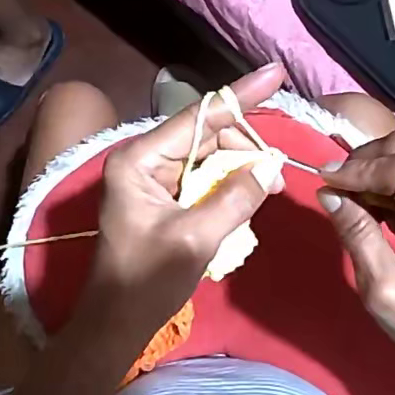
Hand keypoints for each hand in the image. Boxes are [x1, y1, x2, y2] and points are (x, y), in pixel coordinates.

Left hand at [76, 63, 289, 334]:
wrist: (117, 321)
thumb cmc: (146, 281)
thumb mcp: (195, 239)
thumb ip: (234, 199)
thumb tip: (267, 169)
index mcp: (139, 160)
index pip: (198, 116)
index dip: (240, 95)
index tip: (275, 73)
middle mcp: (143, 158)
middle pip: (205, 133)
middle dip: (245, 144)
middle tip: (278, 171)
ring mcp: (152, 176)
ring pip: (207, 153)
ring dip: (241, 164)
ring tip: (270, 185)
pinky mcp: (163, 194)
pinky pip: (203, 175)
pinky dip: (229, 181)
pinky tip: (251, 190)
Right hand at [319, 130, 394, 377]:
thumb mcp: (380, 289)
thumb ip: (357, 236)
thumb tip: (328, 192)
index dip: (361, 169)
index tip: (325, 182)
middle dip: (365, 162)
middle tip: (340, 192)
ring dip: (373, 169)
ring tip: (359, 206)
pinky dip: (384, 177)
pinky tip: (379, 210)